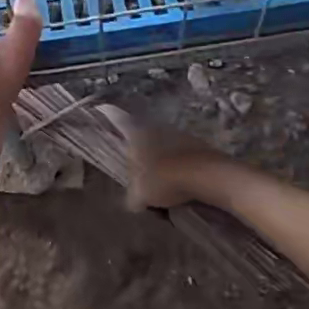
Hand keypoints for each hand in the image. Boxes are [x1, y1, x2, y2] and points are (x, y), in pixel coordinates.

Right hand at [102, 105, 233, 209]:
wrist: (208, 176)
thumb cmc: (164, 180)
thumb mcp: (139, 195)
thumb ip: (132, 196)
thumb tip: (134, 199)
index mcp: (137, 134)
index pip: (119, 119)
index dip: (109, 113)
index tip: (101, 108)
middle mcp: (157, 128)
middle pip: (141, 137)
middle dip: (139, 153)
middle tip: (138, 175)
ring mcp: (179, 134)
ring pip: (162, 147)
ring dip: (160, 162)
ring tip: (162, 187)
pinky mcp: (197, 145)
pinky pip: (180, 156)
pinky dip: (177, 167)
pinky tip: (181, 186)